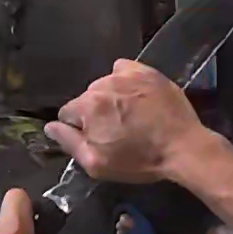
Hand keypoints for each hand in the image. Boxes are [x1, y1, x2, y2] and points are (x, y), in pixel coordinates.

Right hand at [44, 60, 213, 182]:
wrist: (183, 146)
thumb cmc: (139, 160)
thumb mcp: (97, 163)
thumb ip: (69, 142)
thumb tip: (49, 126)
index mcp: (88, 106)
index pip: (67, 114)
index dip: (80, 130)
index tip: (98, 139)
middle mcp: (103, 84)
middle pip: (87, 98)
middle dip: (96, 112)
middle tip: (117, 130)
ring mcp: (127, 75)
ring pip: (105, 85)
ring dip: (111, 97)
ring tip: (130, 115)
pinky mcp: (147, 71)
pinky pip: (124, 70)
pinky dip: (125, 80)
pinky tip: (136, 96)